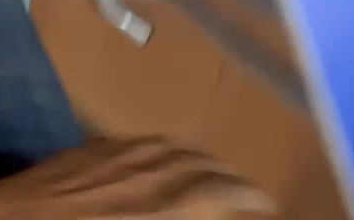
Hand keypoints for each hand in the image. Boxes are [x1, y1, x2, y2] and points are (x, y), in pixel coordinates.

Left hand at [0, 136, 276, 219]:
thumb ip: (170, 215)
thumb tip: (200, 205)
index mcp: (162, 208)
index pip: (223, 195)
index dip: (253, 200)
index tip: (269, 208)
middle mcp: (144, 173)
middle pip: (202, 166)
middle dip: (232, 182)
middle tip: (249, 199)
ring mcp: (112, 156)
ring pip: (171, 147)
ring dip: (200, 162)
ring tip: (214, 178)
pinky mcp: (84, 150)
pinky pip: (138, 141)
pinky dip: (164, 150)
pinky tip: (162, 160)